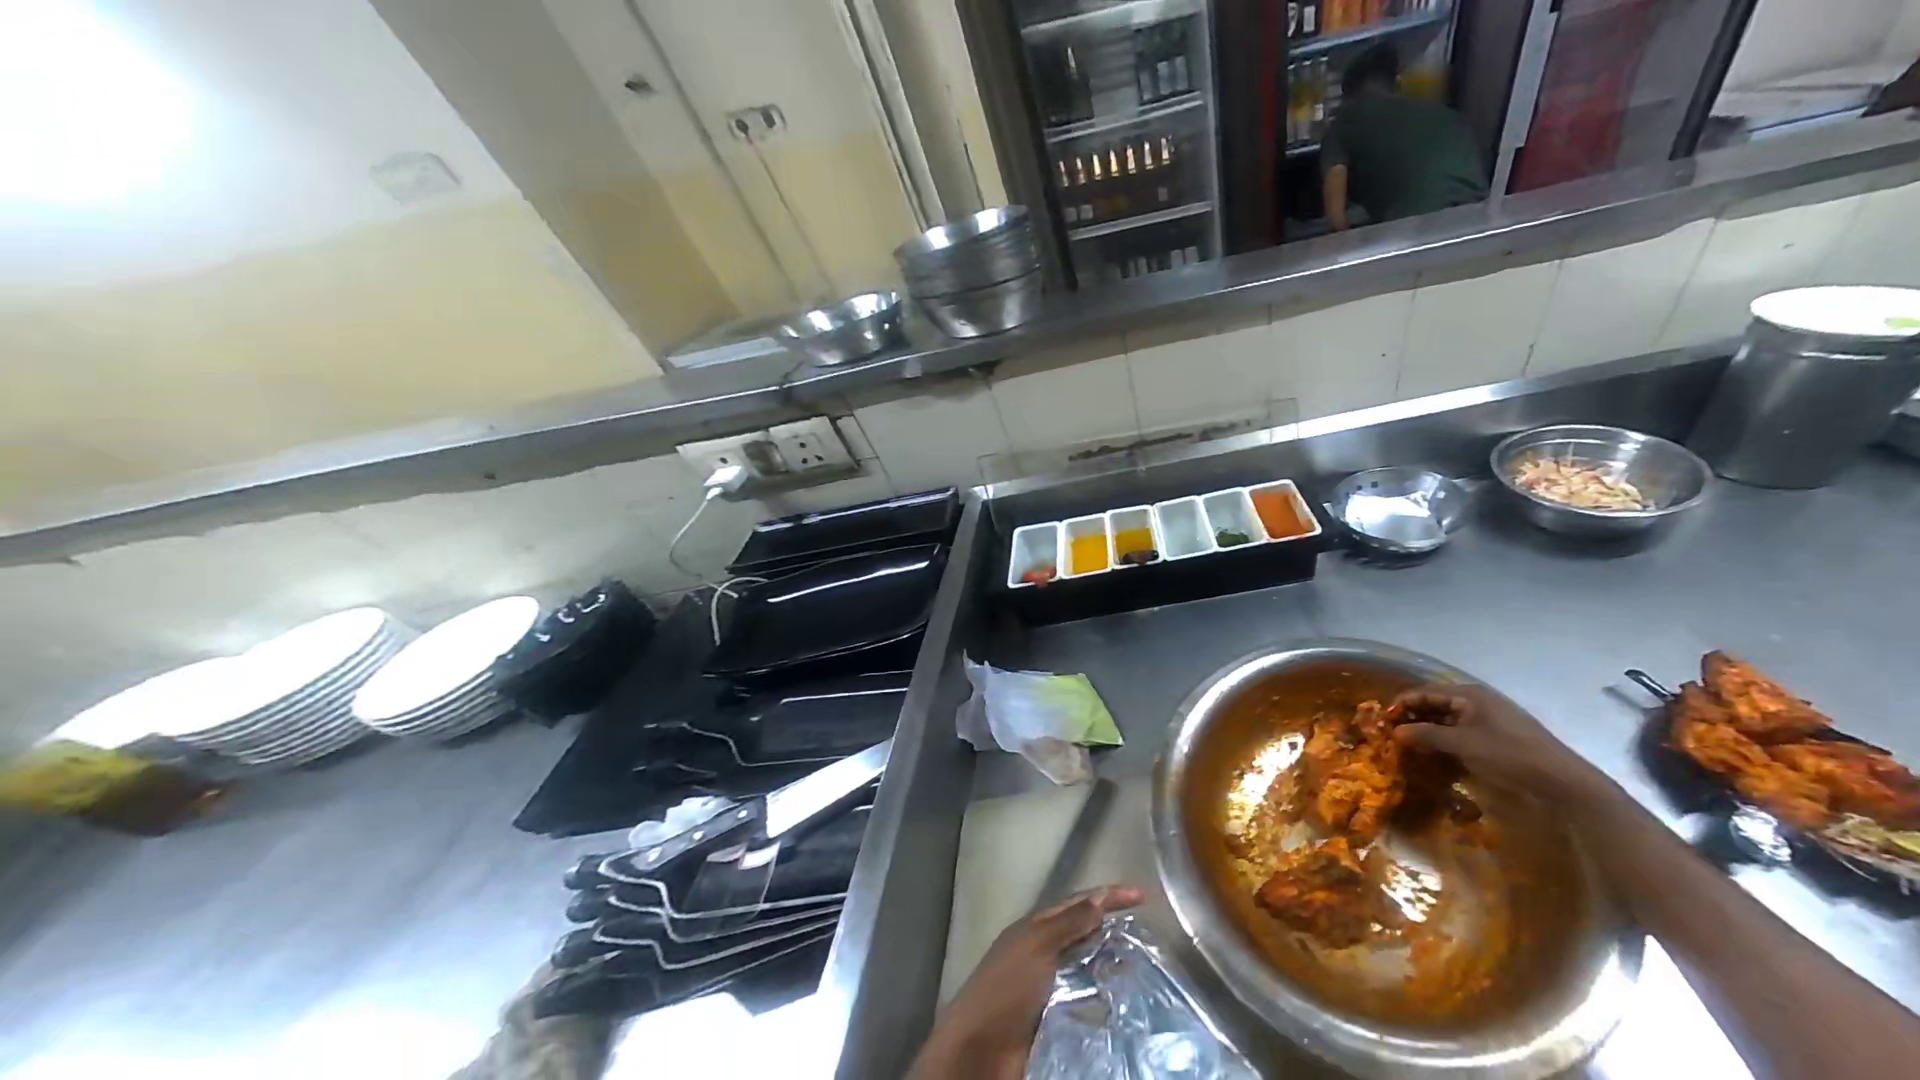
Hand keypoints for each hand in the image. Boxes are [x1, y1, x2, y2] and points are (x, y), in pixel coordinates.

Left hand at [907, 885, 1143, 1079]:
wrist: (981, 1049)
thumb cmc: (1005, 988)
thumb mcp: (1035, 947)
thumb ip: (1066, 924)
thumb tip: (1098, 899)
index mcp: (1034, 929)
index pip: (1076, 904)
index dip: (1107, 896)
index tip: (1141, 896)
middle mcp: (1042, 953)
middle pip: (1083, 935)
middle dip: (1112, 930)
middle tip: (1147, 935)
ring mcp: (1049, 987)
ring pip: (1087, 968)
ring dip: (1111, 966)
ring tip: (1144, 969)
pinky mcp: (1056, 1019)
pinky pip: (1087, 1002)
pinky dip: (1106, 1000)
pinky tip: (1127, 1005)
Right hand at [1390, 684, 1603, 796]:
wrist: (1562, 782)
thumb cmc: (1508, 755)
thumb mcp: (1462, 744)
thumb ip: (1426, 735)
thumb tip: (1395, 731)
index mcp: (1469, 694)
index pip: (1424, 691)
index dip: (1401, 703)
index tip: (1382, 720)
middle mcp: (1478, 701)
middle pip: (1435, 702)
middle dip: (1413, 715)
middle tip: (1392, 732)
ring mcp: (1490, 718)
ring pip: (1448, 718)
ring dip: (1428, 729)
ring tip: (1410, 743)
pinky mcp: (1498, 736)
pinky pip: (1461, 731)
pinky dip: (1444, 738)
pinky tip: (1436, 752)